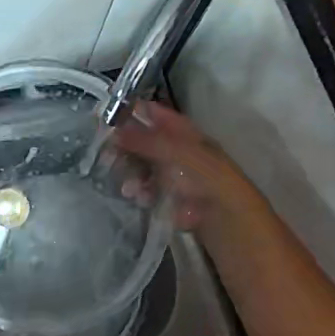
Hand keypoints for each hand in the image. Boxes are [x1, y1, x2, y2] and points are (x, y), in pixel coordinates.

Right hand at [109, 102, 262, 230]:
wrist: (227, 223)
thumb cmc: (208, 180)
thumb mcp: (180, 153)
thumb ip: (148, 141)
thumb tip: (115, 131)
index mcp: (187, 135)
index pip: (157, 115)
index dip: (134, 112)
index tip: (106, 116)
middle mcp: (179, 152)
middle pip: (145, 142)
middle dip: (126, 147)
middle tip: (108, 154)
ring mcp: (174, 176)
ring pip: (143, 167)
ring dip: (131, 173)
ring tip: (129, 186)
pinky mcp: (169, 199)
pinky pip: (147, 190)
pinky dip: (140, 192)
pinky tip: (137, 198)